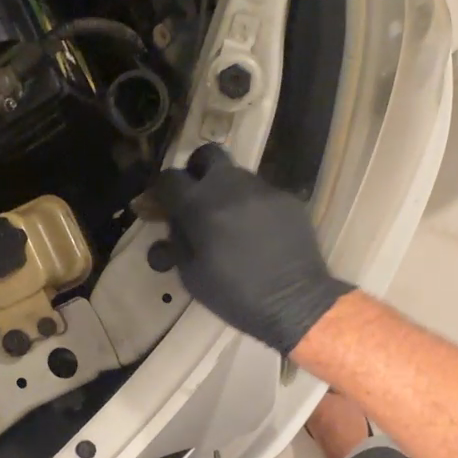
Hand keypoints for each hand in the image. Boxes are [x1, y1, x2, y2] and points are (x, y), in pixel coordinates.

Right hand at [152, 144, 354, 353]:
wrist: (294, 303)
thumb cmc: (235, 296)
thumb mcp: (191, 276)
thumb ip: (177, 242)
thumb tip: (171, 223)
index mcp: (199, 206)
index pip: (169, 178)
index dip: (162, 190)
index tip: (163, 204)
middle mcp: (230, 187)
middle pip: (206, 154)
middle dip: (197, 169)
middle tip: (197, 194)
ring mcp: (262, 189)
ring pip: (236, 174)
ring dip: (226, 190)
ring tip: (230, 220)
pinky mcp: (286, 198)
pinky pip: (261, 192)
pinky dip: (251, 205)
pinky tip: (257, 231)